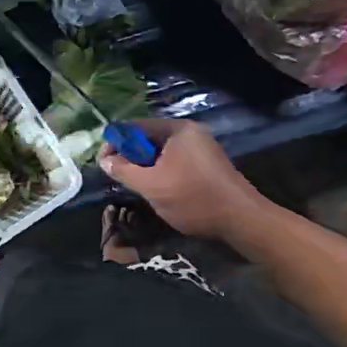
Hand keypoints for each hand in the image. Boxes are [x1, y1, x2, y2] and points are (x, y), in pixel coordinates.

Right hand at [98, 119, 261, 241]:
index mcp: (178, 130)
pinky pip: (176, 162)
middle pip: (149, 139)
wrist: (241, 220)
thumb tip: (104, 160)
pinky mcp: (208, 166)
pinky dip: (163, 173)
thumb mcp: (151, 185)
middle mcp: (191, 133)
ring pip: (162, 153)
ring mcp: (202, 149)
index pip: (135, 127)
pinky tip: (159, 191)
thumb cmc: (193, 198)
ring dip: (146, 168)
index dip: (115, 143)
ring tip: (137, 187)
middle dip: (131, 157)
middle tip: (119, 177)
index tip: (104, 164)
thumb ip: (124, 170)